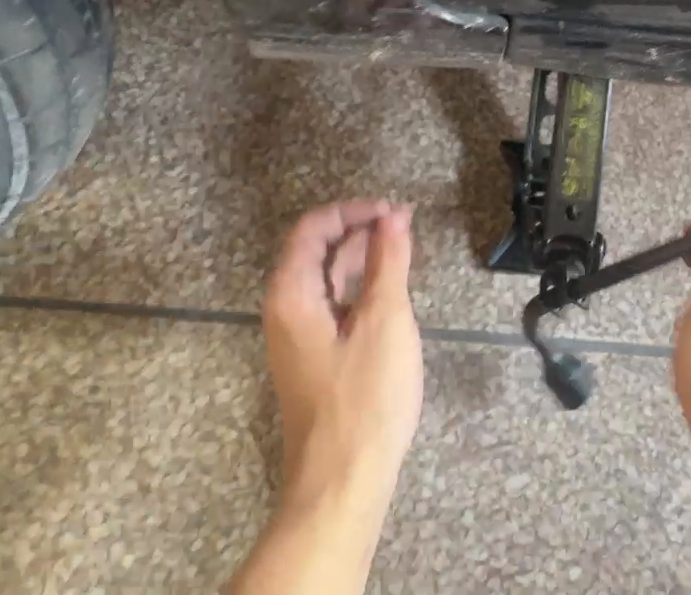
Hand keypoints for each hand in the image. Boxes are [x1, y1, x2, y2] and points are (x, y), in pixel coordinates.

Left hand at [262, 200, 424, 507]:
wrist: (343, 478)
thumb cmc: (364, 398)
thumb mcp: (385, 321)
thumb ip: (389, 263)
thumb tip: (394, 217)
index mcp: (292, 294)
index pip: (312, 228)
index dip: (352, 210)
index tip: (393, 212)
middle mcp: (286, 309)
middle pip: (316, 250)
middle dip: (359, 229)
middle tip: (405, 226)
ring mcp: (298, 335)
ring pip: (326, 277)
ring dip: (361, 256)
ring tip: (404, 249)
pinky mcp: (314, 356)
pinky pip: (332, 303)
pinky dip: (359, 285)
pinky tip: (389, 289)